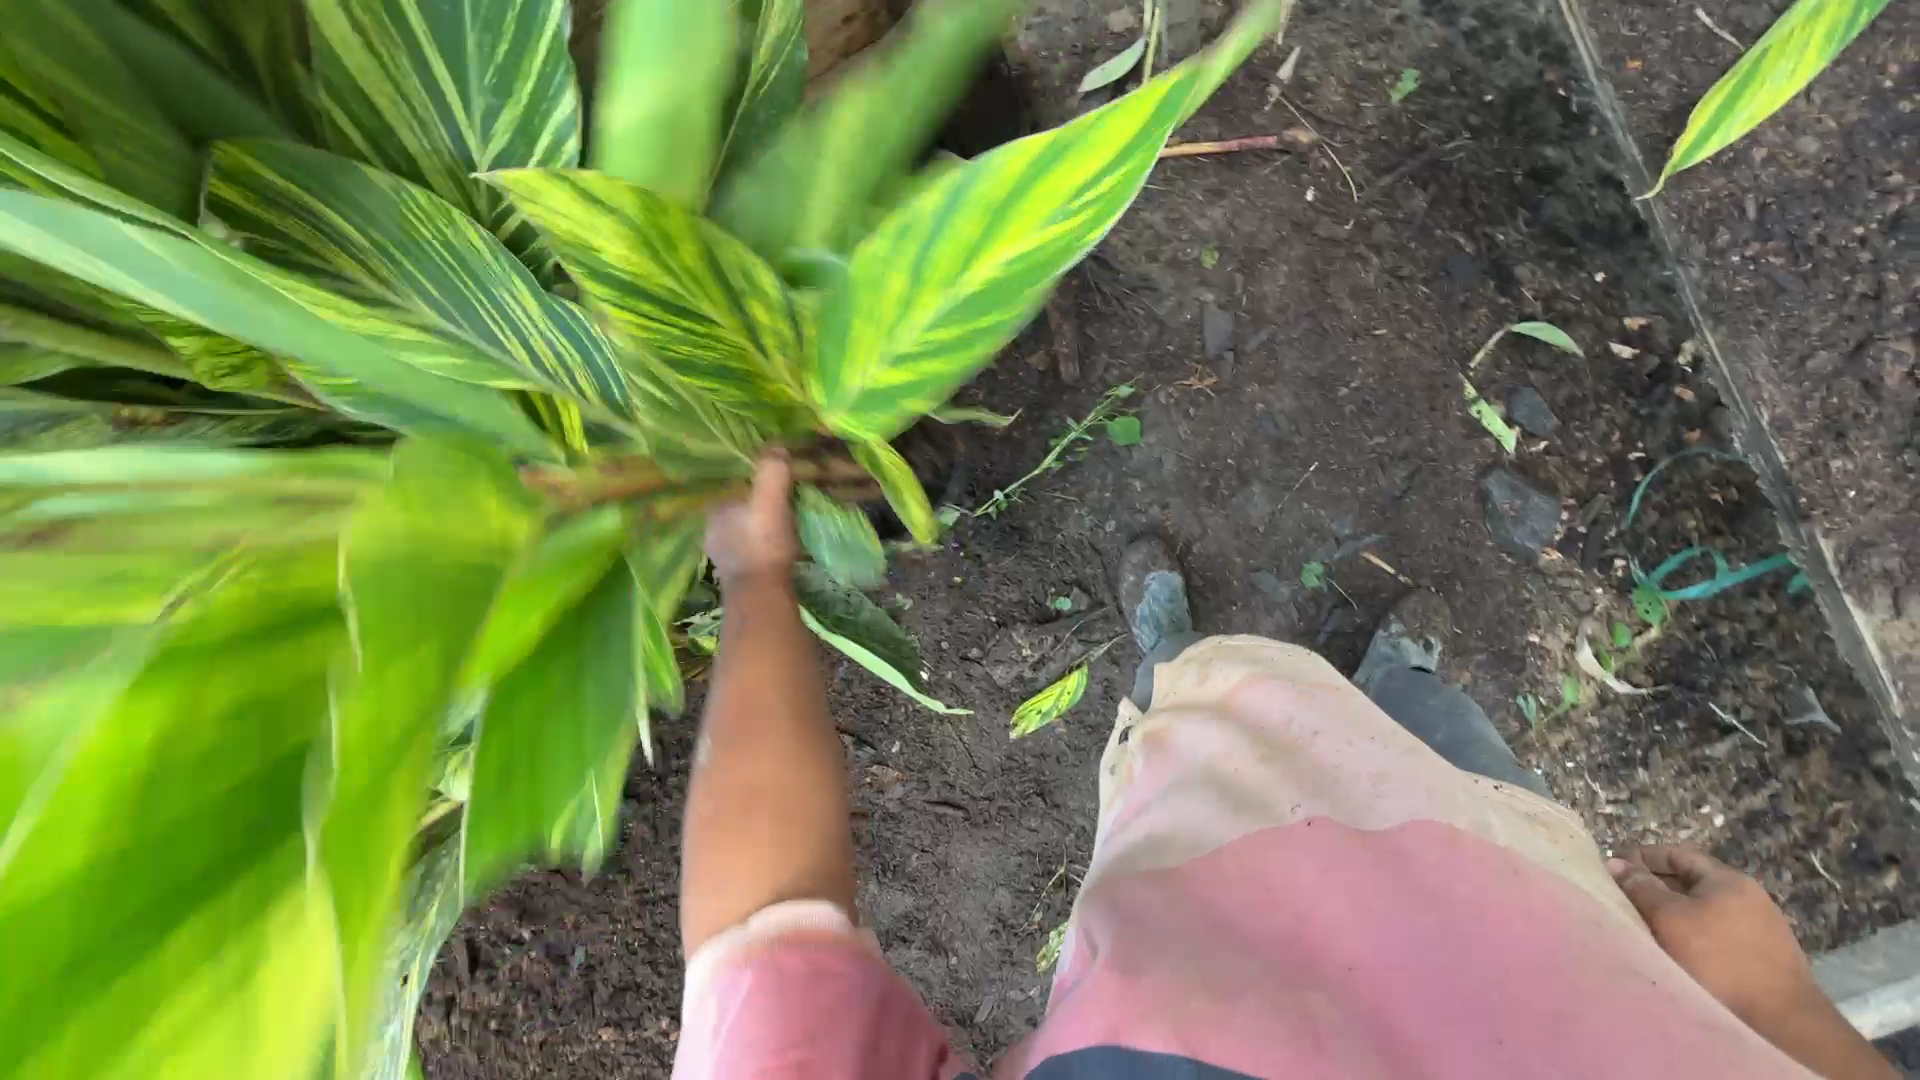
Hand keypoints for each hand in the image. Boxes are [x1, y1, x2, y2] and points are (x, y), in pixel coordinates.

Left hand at [705, 452, 797, 587]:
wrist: (762, 595)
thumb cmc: (763, 543)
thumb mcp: (770, 500)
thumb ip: (772, 471)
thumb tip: (777, 446)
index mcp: (714, 510)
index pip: (729, 487)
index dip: (748, 481)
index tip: (768, 480)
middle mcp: (711, 533)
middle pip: (736, 511)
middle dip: (753, 506)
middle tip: (779, 501)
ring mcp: (722, 557)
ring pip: (741, 533)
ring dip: (757, 528)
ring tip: (781, 523)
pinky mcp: (737, 577)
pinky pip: (749, 552)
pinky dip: (761, 547)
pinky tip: (776, 547)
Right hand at [1608, 845, 1821, 1026]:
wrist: (1782, 1021)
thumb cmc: (1717, 958)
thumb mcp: (1668, 916)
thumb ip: (1639, 886)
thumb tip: (1616, 863)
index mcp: (1728, 880)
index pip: (1676, 854)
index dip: (1641, 857)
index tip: (1613, 870)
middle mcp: (1748, 897)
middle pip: (1689, 880)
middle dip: (1653, 885)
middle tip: (1622, 897)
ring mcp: (1760, 927)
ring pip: (1701, 907)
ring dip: (1670, 911)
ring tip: (1643, 922)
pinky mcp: (1762, 954)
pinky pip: (1715, 930)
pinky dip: (1690, 931)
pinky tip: (1675, 946)